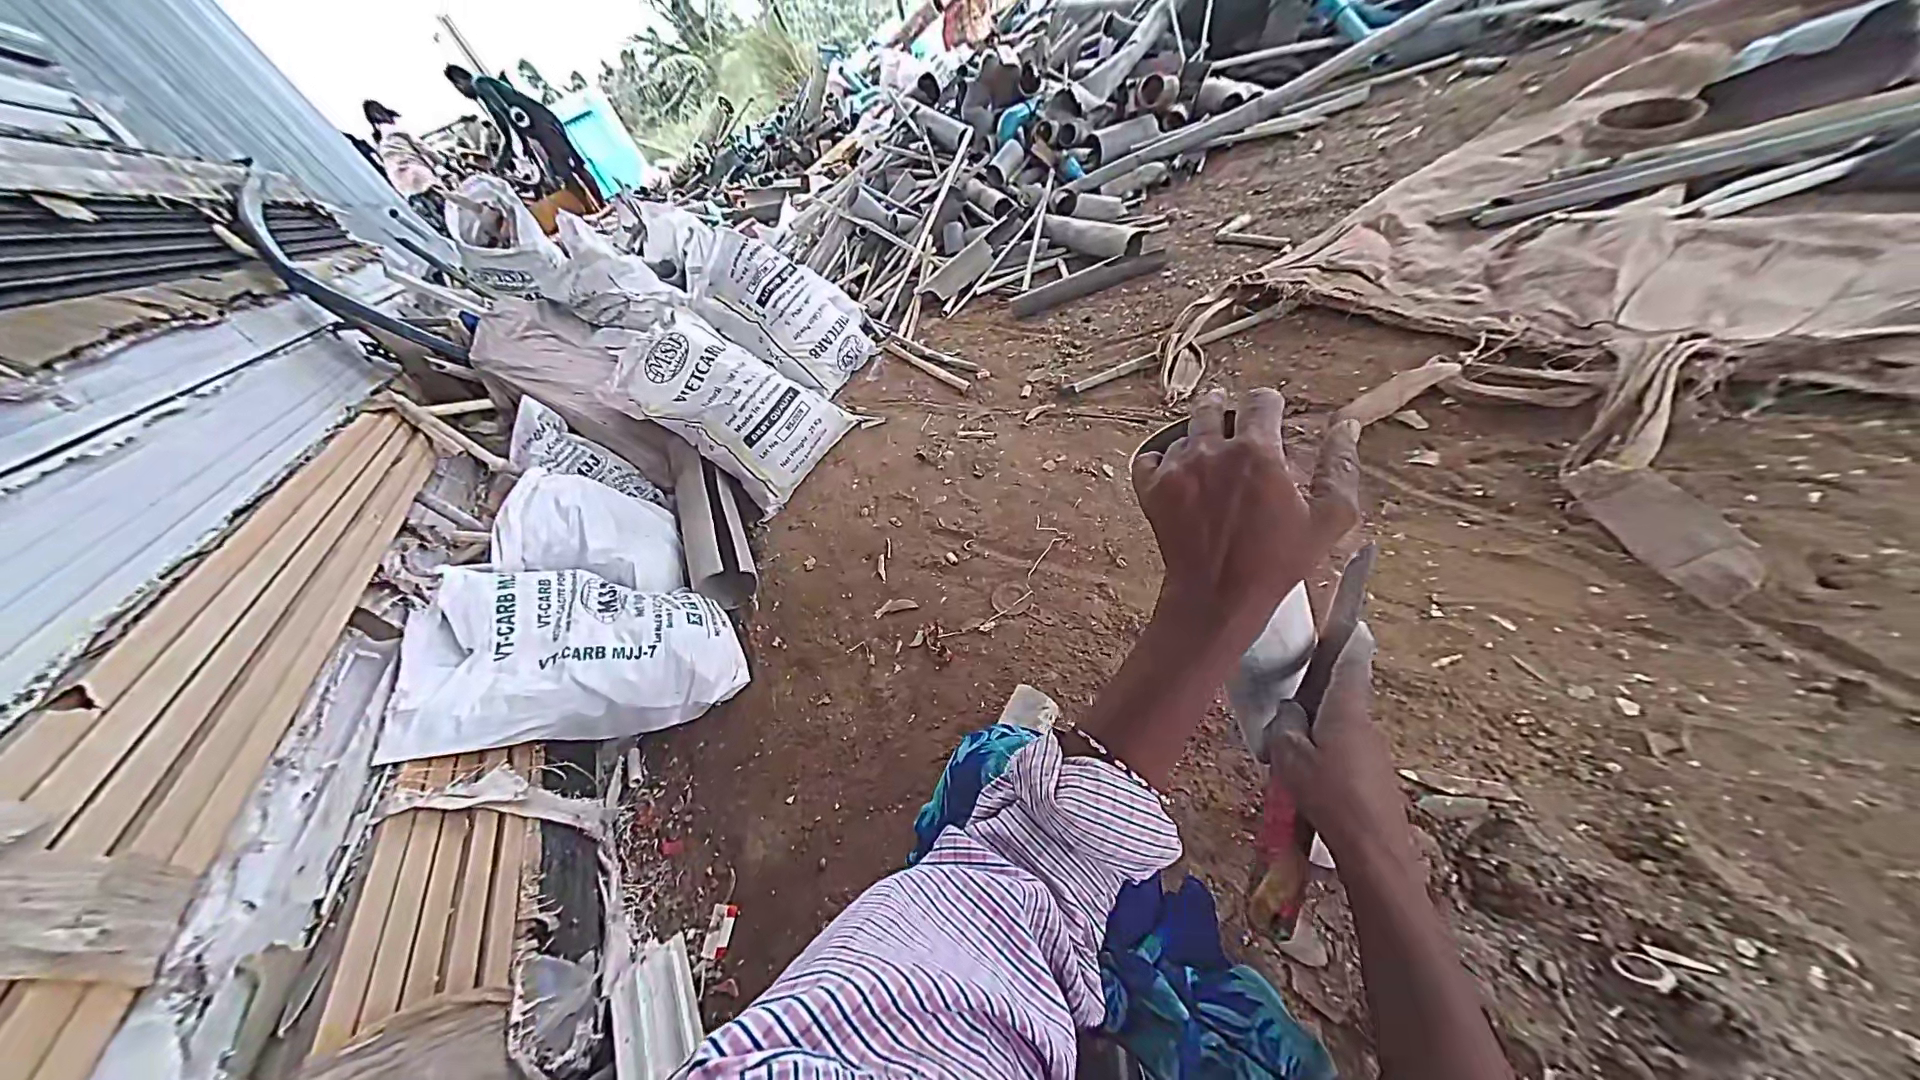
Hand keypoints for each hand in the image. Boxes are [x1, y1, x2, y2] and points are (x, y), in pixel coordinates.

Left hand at [1131, 388, 1360, 635]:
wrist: (1217, 596)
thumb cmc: (1274, 563)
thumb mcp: (1329, 519)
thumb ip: (1340, 467)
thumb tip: (1346, 427)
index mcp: (1257, 452)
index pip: (1260, 402)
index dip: (1267, 404)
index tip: (1269, 411)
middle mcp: (1211, 451)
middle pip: (1213, 407)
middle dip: (1225, 409)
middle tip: (1230, 419)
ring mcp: (1176, 469)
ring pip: (1183, 435)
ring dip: (1196, 441)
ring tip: (1208, 460)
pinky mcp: (1151, 489)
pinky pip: (1148, 458)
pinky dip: (1159, 461)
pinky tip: (1175, 473)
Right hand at [1266, 623, 1414, 869]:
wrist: (1376, 850)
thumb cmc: (1329, 795)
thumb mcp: (1290, 755)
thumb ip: (1285, 725)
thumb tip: (1290, 711)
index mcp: (1345, 711)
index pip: (1351, 666)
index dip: (1351, 642)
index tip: (1354, 622)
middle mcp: (1365, 725)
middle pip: (1341, 697)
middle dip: (1319, 695)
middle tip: (1292, 702)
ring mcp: (1374, 752)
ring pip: (1341, 726)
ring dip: (1319, 729)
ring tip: (1292, 751)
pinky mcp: (1375, 776)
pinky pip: (1345, 750)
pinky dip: (1326, 752)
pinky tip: (1308, 776)